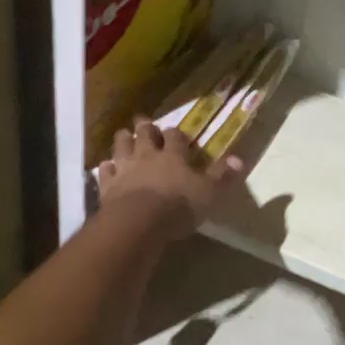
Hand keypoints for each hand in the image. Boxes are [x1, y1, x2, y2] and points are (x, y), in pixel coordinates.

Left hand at [95, 116, 244, 240]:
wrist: (138, 222)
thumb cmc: (179, 205)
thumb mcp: (210, 193)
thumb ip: (222, 176)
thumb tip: (239, 159)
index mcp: (174, 156)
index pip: (175, 137)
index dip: (176, 134)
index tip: (177, 133)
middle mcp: (148, 156)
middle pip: (144, 135)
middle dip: (145, 128)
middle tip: (144, 122)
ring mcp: (125, 169)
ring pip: (121, 146)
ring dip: (123, 139)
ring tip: (124, 134)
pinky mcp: (107, 185)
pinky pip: (105, 170)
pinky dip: (106, 166)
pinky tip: (106, 165)